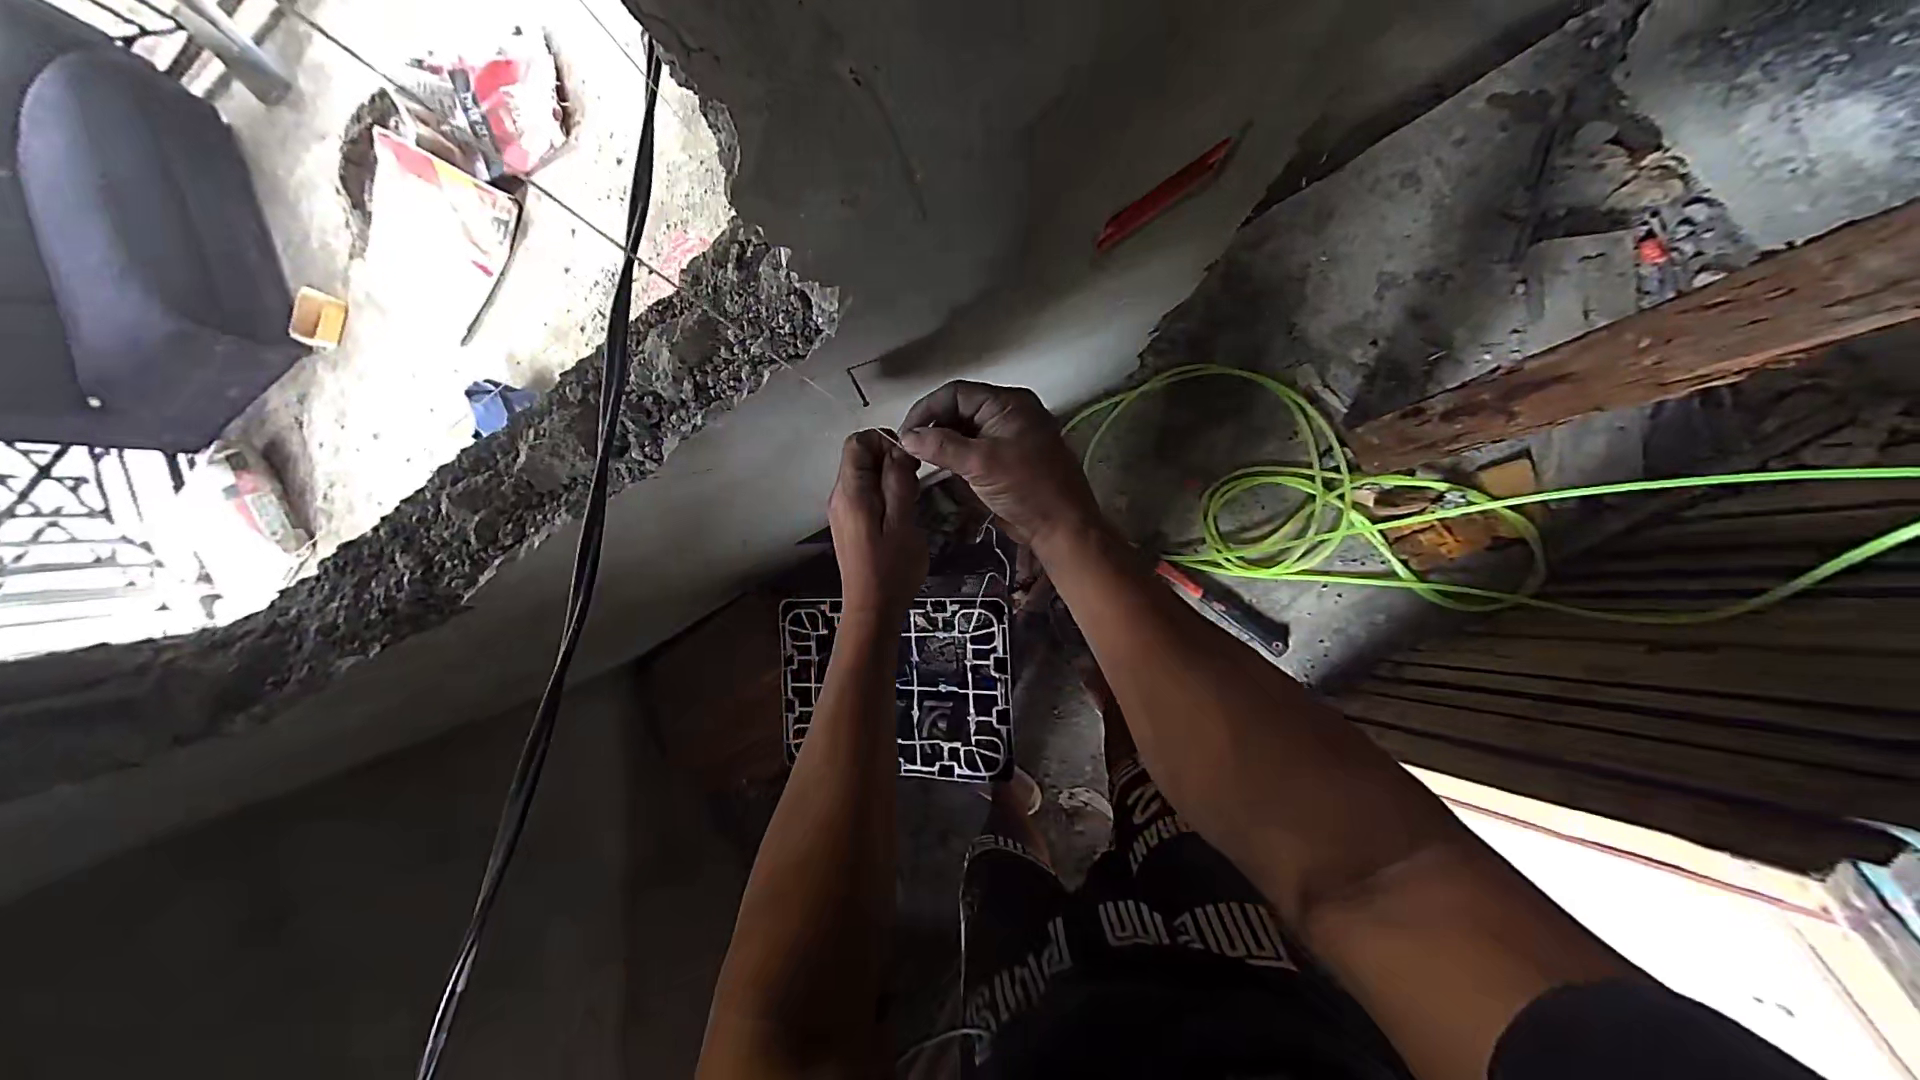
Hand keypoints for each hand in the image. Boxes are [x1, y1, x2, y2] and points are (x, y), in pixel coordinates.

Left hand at [829, 429, 928, 615]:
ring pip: (864, 475)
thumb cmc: (892, 569)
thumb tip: (898, 449)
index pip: (858, 441)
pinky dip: (883, 493)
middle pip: (859, 456)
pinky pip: (864, 494)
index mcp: (851, 492)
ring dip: (889, 478)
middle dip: (889, 459)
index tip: (910, 460)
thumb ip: (899, 481)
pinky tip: (900, 514)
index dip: (885, 441)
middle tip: (914, 483)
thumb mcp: (903, 522)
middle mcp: (840, 496)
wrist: (873, 609)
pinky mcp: (849, 523)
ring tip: (910, 501)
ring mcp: (842, 510)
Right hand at [898, 381, 1104, 547]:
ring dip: (943, 443)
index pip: (956, 393)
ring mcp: (1010, 437)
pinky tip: (941, 468)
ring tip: (920, 459)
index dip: (926, 410)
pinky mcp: (1008, 459)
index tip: (905, 433)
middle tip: (910, 449)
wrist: (1062, 526)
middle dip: (934, 427)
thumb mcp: (981, 463)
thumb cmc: (1027, 488)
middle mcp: (1010, 413)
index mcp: (1009, 403)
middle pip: (960, 410)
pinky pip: (976, 449)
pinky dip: (956, 456)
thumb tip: (907, 437)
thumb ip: (941, 446)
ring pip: (966, 431)